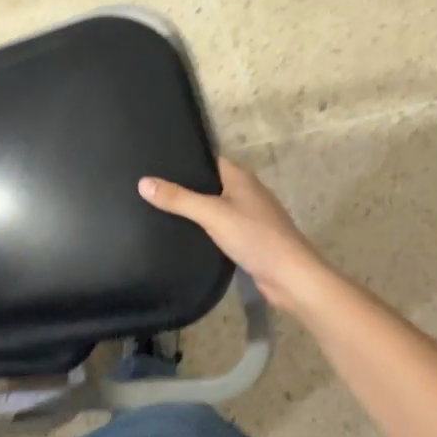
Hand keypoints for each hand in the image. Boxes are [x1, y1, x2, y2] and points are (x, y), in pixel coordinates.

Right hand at [140, 156, 327, 312]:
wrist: (293, 279)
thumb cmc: (255, 237)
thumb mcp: (211, 214)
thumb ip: (178, 199)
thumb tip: (142, 182)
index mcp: (240, 177)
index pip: (208, 158)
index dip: (185, 157)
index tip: (156, 160)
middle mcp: (247, 192)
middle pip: (211, 181)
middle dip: (186, 184)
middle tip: (153, 185)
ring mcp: (252, 216)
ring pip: (217, 205)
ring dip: (197, 208)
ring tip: (163, 208)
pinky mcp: (252, 240)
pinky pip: (223, 226)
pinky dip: (207, 228)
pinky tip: (188, 234)